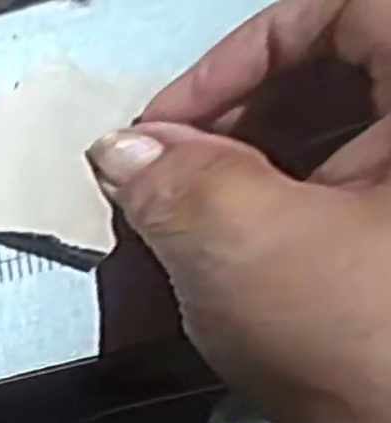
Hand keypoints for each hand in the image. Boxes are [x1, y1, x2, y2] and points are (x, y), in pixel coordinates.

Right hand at [86, 0, 390, 422]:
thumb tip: (118, 148)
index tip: (159, 130)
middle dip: (235, 110)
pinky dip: (281, 180)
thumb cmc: (363, 331)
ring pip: (346, 108)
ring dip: (249, 150)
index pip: (352, 3)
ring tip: (185, 209)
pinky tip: (235, 227)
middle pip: (346, 54)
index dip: (239, 56)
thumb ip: (178, 185)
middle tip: (159, 175)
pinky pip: (353, 158)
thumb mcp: (247, 251)